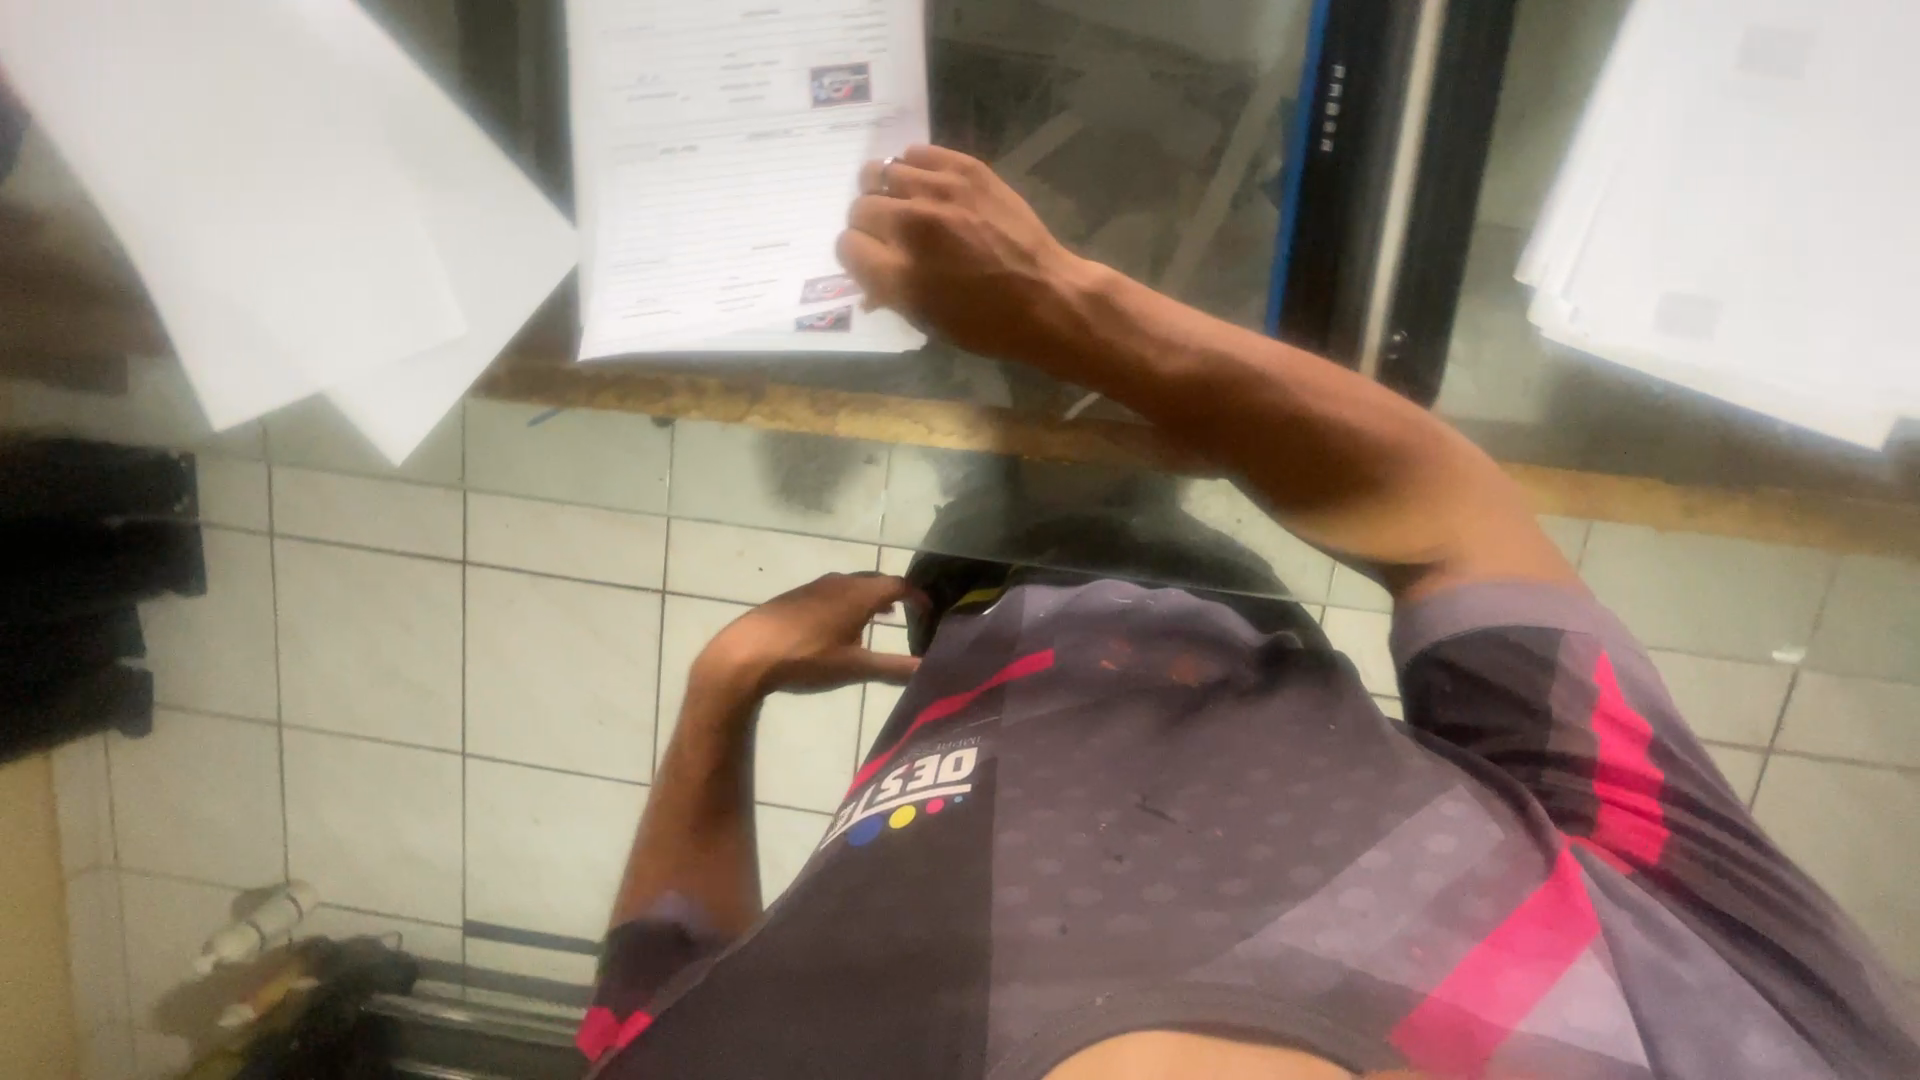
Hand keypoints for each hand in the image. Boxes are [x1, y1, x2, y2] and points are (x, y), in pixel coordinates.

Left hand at [693, 573, 923, 698]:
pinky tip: (837, 626)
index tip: (928, 611)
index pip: (898, 586)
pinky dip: (847, 602)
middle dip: (893, 595)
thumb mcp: (854, 667)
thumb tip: (929, 668)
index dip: (916, 596)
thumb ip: (893, 667)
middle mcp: (839, 582)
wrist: (745, 653)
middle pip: (875, 580)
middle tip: (907, 613)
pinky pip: (832, 592)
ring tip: (877, 619)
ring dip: (869, 598)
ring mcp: (814, 587)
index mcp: (858, 595)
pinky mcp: (794, 597)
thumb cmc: (806, 658)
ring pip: (851, 585)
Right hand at [835, 145, 1105, 370]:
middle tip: (889, 235)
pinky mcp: (966, 169)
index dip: (857, 255)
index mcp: (899, 275)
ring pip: (882, 173)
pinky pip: (916, 152)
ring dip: (887, 191)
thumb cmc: (986, 324)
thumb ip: (889, 294)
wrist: (1045, 297)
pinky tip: (926, 186)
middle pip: (860, 207)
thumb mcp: (928, 323)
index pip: (847, 245)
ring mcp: (940, 192)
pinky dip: (914, 168)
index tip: (871, 259)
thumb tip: (867, 280)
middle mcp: (911, 226)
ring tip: (905, 205)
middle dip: (869, 224)